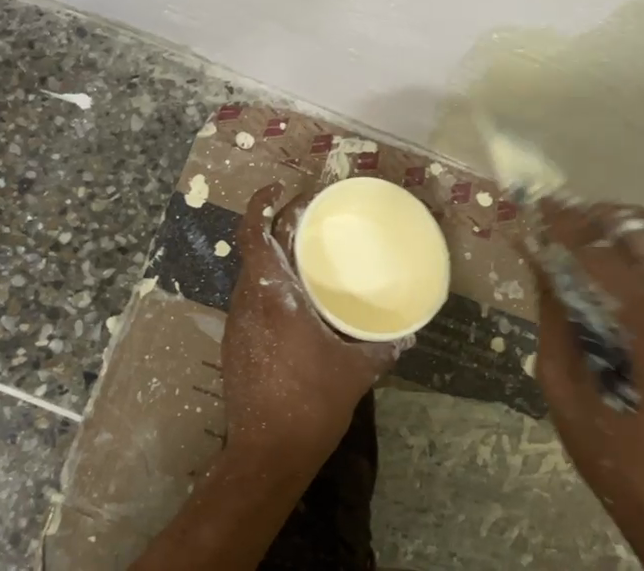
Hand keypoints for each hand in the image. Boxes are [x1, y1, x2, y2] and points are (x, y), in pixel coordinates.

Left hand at [221, 182, 408, 468]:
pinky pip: (253, 303)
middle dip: (279, 230)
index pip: (253, 232)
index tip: (283, 188)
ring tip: (308, 259)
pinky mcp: (236, 347)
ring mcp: (237, 325)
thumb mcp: (355, 371)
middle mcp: (247, 301)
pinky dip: (271, 292)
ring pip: (253, 278)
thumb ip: (381, 347)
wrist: (266, 455)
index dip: (262, 203)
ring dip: (275, 262)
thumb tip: (407, 335)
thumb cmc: (310, 402)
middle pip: (255, 250)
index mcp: (270, 294)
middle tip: (311, 221)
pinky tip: (297, 306)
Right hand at [529, 201, 643, 569]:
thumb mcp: (568, 395)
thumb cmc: (627, 463)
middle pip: (643, 230)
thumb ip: (554, 322)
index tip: (534, 206)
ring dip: (625, 234)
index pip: (598, 251)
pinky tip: (632, 273)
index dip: (561, 225)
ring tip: (588, 242)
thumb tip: (540, 265)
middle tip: (560, 221)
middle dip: (596, 218)